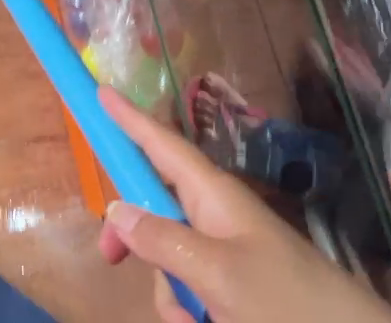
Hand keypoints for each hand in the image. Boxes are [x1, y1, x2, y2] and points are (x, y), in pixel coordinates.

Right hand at [96, 88, 390, 322]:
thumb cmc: (290, 302)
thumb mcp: (218, 274)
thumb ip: (163, 240)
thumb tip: (116, 208)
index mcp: (213, 196)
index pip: (161, 144)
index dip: (129, 118)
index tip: (100, 90)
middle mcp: (215, 218)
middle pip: (152, 206)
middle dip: (132, 235)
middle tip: (109, 257)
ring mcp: (226, 255)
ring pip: (167, 258)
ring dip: (170, 294)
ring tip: (198, 322)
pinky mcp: (234, 291)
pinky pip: (189, 291)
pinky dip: (189, 313)